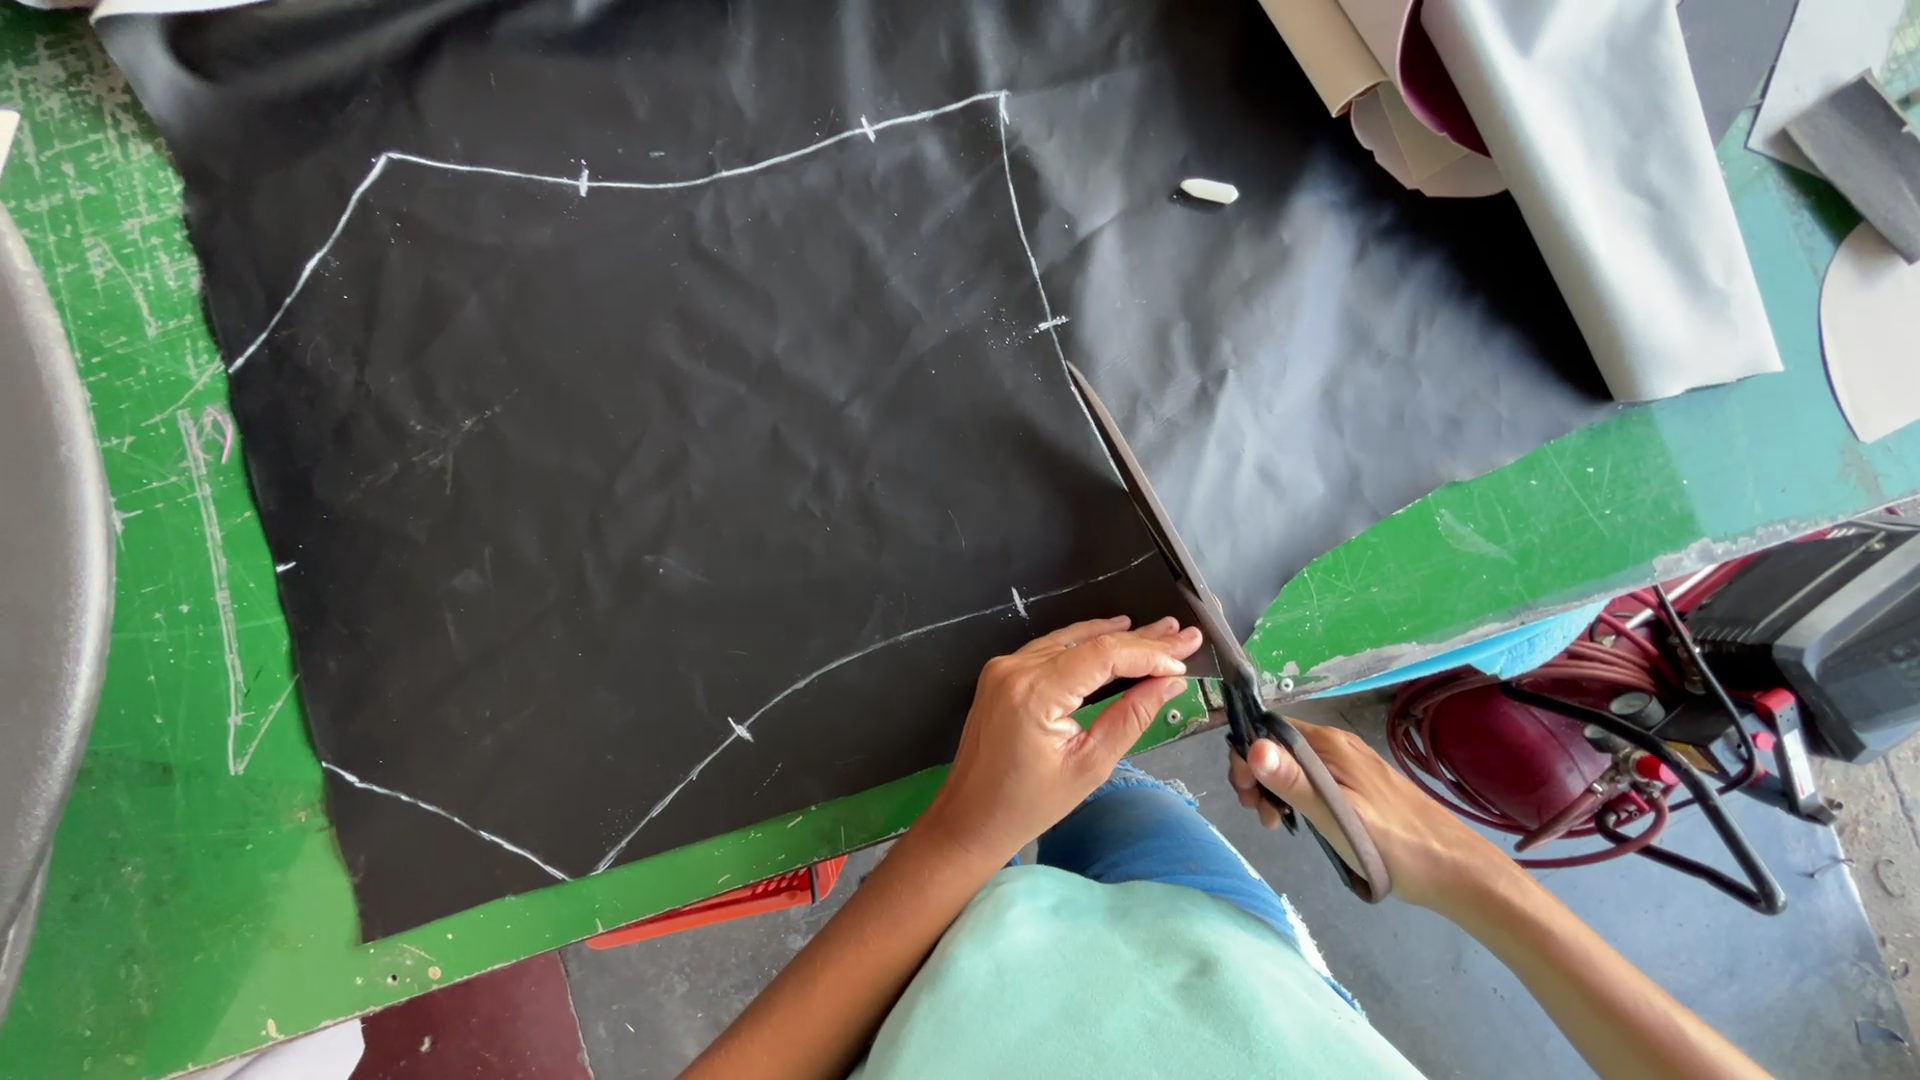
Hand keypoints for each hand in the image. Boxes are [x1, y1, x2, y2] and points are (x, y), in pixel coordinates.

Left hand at [920, 615, 1201, 862]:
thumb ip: (1131, 717)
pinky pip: (1052, 648)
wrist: (970, 817)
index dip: (1147, 653)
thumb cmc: (1029, 804)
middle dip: (1141, 640)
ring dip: (1116, 637)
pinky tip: (1113, 632)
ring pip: (1071, 640)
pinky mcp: (1002, 672)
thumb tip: (1170, 682)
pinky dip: (1085, 643)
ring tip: (1161, 631)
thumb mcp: (1090, 765)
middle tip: (1185, 634)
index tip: (1183, 659)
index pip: (1103, 655)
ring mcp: (1005, 666)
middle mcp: (1016, 668)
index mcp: (1035, 693)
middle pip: (1089, 642)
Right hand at [1228, 719, 1520, 914]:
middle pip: (1277, 747)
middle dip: (1257, 777)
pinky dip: (1298, 796)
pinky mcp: (1359, 782)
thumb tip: (1252, 746)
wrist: (1459, 873)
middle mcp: (1337, 743)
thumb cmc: (1395, 846)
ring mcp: (1350, 762)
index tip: (1246, 796)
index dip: (1246, 757)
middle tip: (1263, 817)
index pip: (1266, 730)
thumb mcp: (1336, 817)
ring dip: (1275, 790)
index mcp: (1329, 744)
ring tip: (1281, 825)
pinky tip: (1304, 822)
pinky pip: (1313, 778)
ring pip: (1293, 764)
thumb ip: (1293, 781)